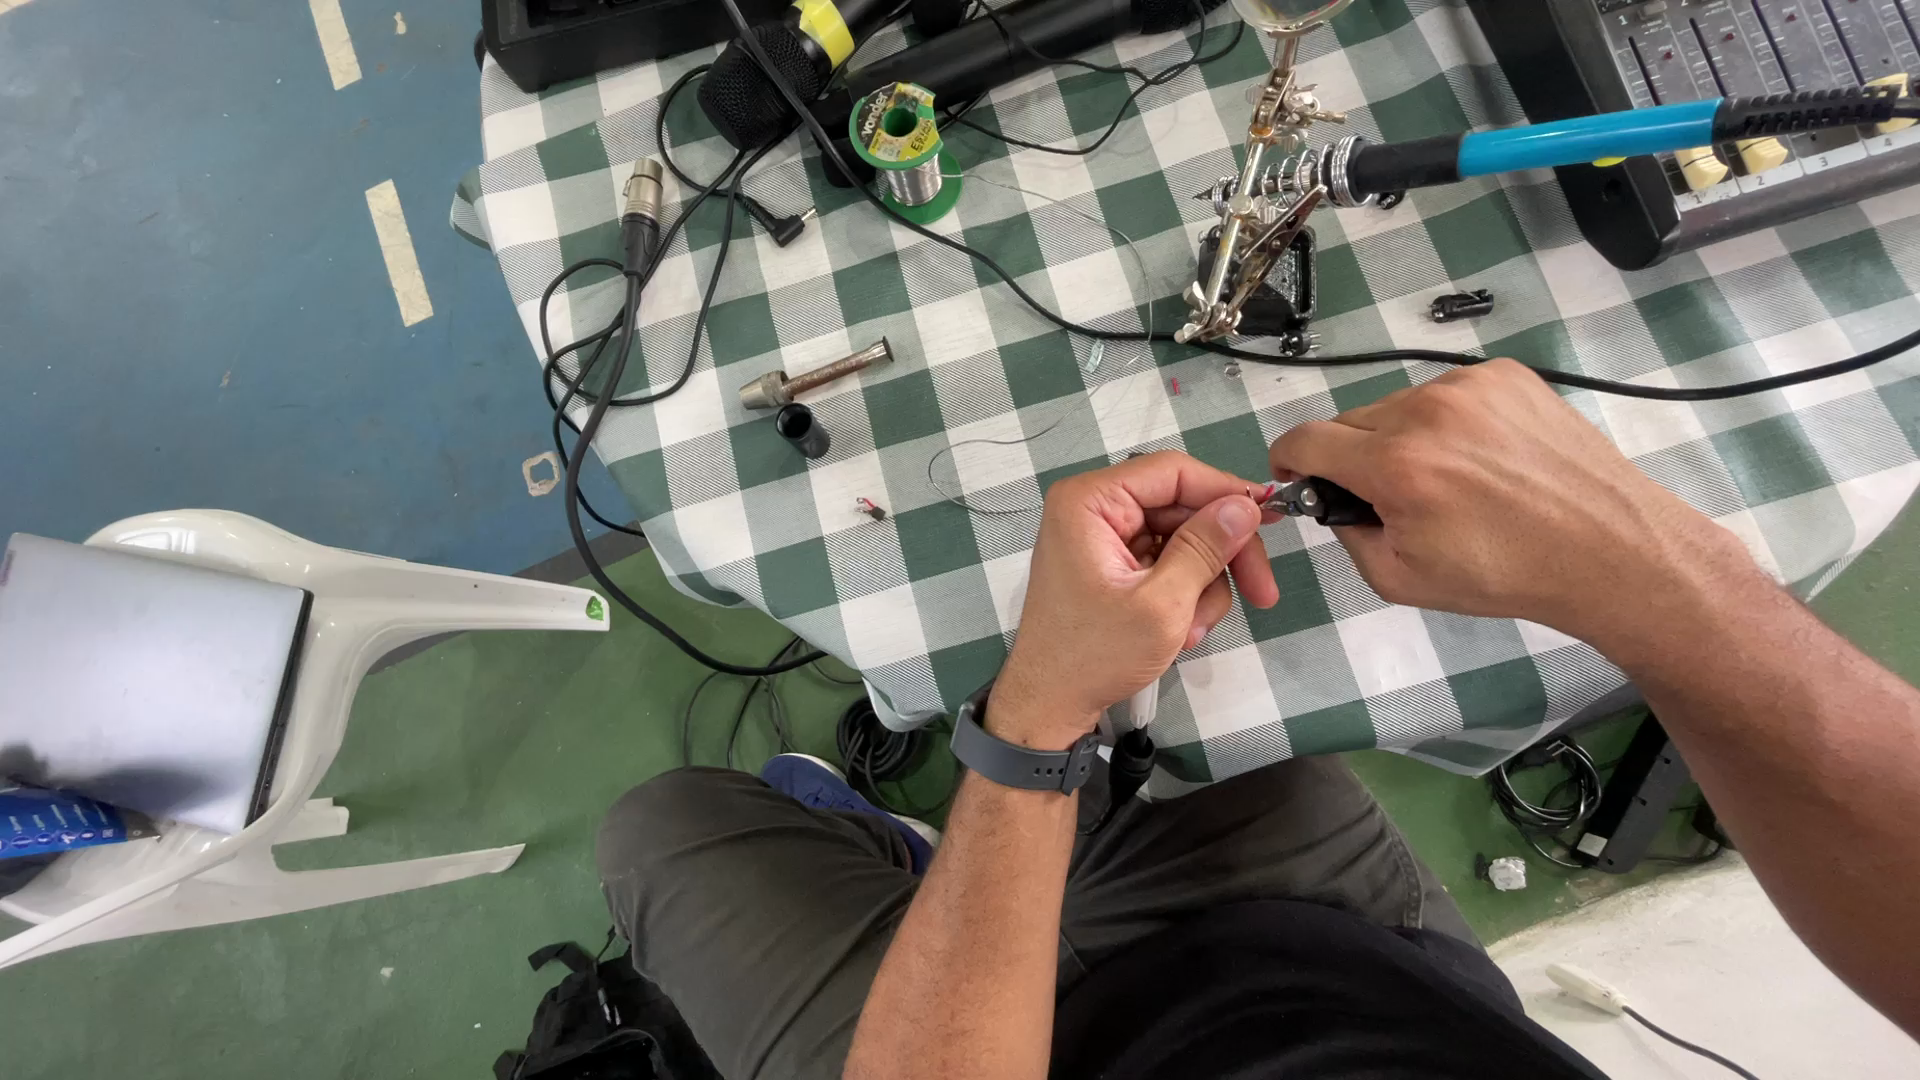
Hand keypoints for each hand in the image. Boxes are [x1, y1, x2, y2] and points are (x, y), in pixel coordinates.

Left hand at [989, 451, 1279, 749]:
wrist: (1050, 703)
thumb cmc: (1094, 654)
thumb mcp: (1160, 603)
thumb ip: (1205, 548)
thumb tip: (1246, 505)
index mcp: (1089, 501)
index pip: (1172, 472)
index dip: (1226, 491)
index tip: (1272, 518)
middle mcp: (1094, 509)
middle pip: (1183, 508)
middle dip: (1221, 556)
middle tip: (1262, 594)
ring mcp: (1104, 539)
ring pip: (1183, 540)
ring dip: (1202, 587)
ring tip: (1189, 631)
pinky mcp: (1113, 566)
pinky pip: (1167, 564)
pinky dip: (1183, 597)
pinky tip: (1178, 633)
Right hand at [1267, 359, 1762, 650]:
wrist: (1613, 552)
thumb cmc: (1499, 575)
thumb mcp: (1395, 578)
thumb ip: (1343, 533)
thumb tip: (1329, 498)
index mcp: (1396, 466)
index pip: (1303, 439)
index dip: (1286, 460)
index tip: (1297, 478)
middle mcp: (1426, 412)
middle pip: (1346, 423)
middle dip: (1349, 457)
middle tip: (1386, 494)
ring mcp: (1470, 386)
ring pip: (1394, 407)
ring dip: (1395, 437)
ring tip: (1443, 476)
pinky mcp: (1507, 376)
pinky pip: (1441, 394)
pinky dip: (1441, 422)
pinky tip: (1476, 455)